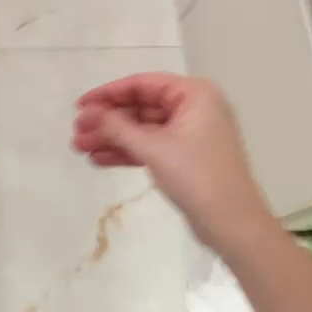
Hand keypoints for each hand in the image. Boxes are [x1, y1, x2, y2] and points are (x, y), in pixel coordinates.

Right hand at [71, 72, 276, 251]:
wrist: (234, 226)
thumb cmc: (198, 177)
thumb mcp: (153, 148)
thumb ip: (117, 127)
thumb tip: (88, 112)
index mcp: (194, 94)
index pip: (142, 85)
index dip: (108, 94)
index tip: (80, 106)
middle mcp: (193, 108)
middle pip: (140, 107)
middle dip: (107, 121)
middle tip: (77, 132)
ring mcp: (190, 133)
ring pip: (142, 129)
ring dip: (112, 138)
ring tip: (80, 148)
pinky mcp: (185, 157)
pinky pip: (150, 146)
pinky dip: (127, 152)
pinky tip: (99, 160)